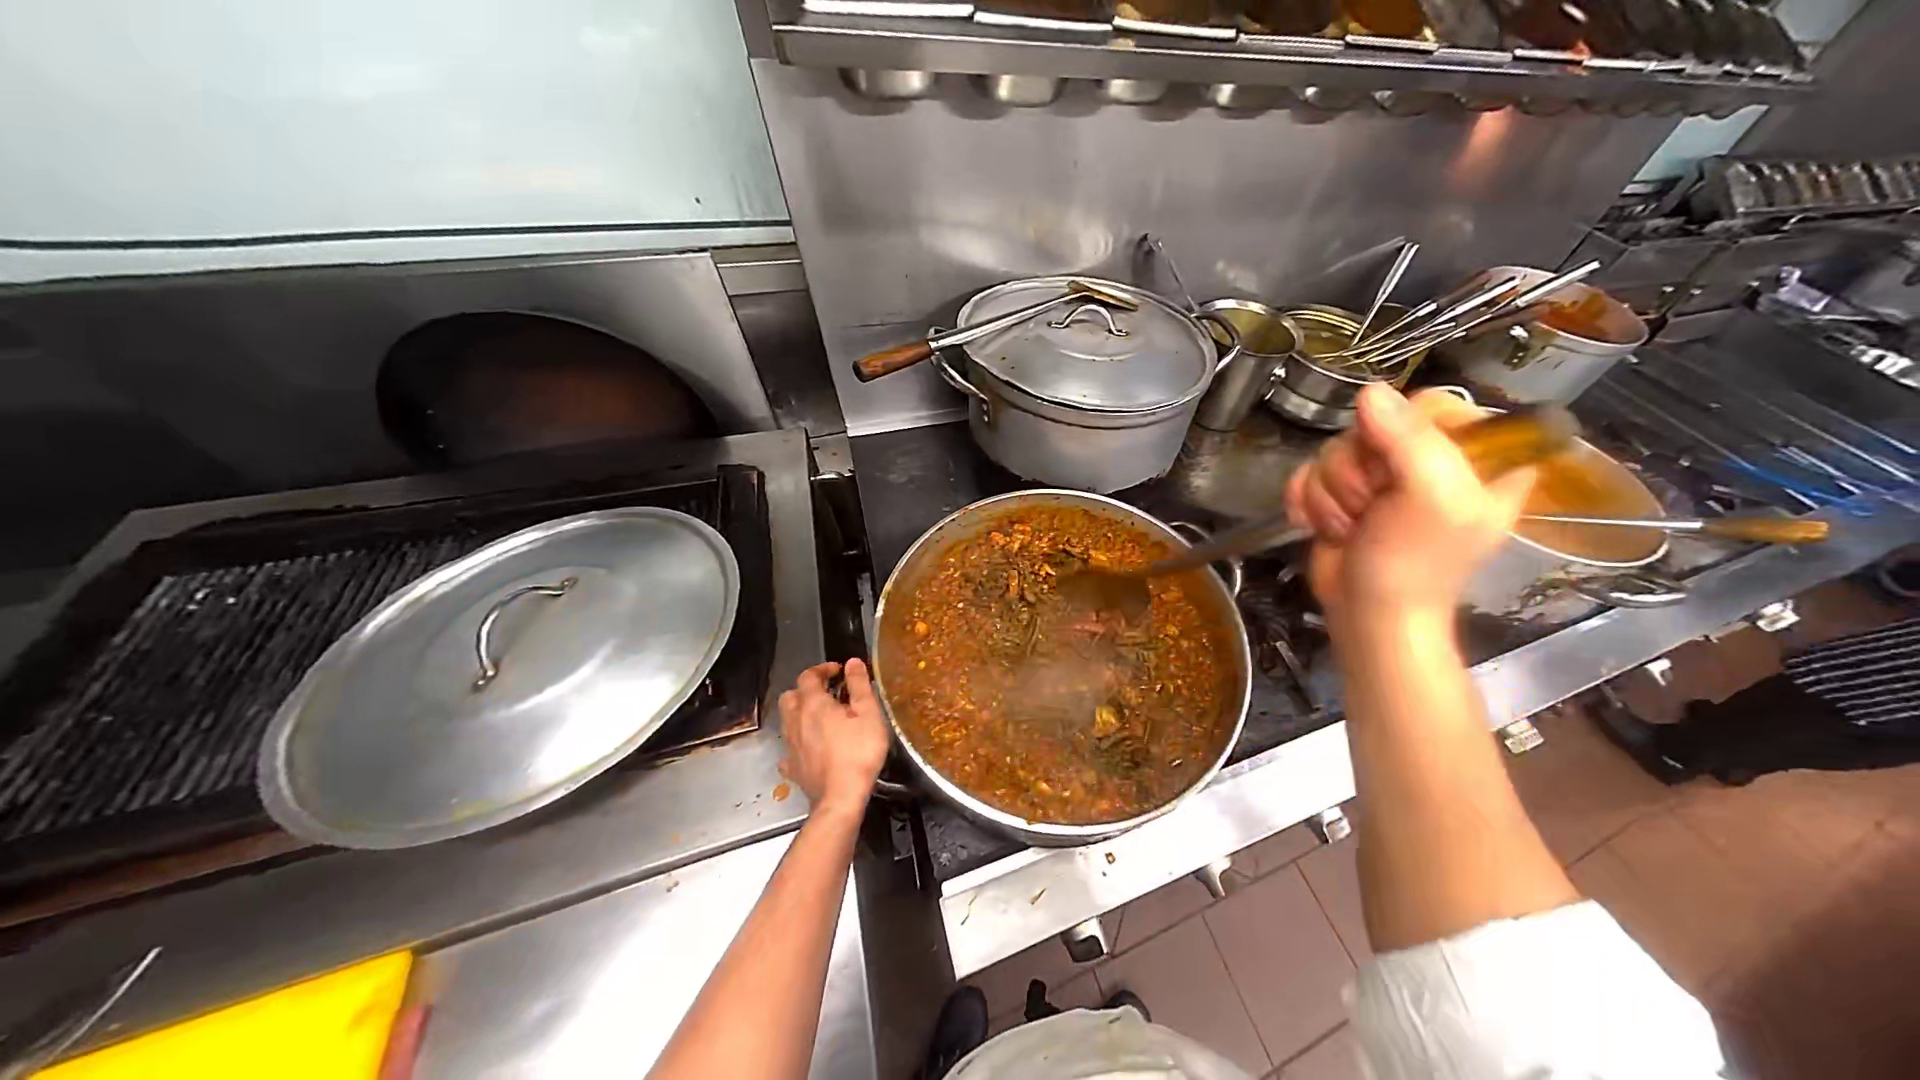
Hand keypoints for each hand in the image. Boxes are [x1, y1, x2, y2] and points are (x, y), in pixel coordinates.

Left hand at [779, 659, 889, 821]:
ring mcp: (791, 745)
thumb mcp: (868, 714)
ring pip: (786, 720)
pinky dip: (797, 742)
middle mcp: (796, 721)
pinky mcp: (793, 767)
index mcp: (813, 704)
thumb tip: (853, 662)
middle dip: (805, 689)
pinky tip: (808, 747)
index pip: (809, 676)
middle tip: (826, 692)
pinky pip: (789, 749)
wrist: (840, 798)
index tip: (838, 671)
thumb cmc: (858, 753)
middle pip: (791, 696)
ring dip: (799, 712)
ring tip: (820, 716)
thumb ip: (860, 685)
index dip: (822, 669)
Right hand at [1285, 384, 1533, 621]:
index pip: (1431, 403)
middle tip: (1372, 508)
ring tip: (1349, 527)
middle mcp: (1428, 459)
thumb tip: (1368, 392)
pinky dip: (1306, 499)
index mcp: (1478, 455)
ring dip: (1330, 493)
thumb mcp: (1432, 498)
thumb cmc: (1413, 566)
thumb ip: (1410, 439)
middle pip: (1371, 425)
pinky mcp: (1340, 493)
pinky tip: (1316, 525)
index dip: (1402, 431)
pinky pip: (1308, 470)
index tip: (1400, 471)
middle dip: (1357, 472)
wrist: (1368, 617)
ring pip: (1333, 449)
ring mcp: (1379, 477)